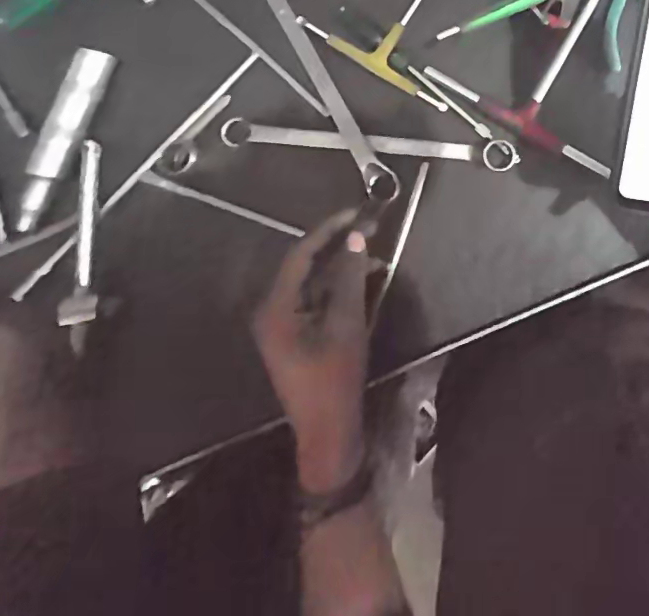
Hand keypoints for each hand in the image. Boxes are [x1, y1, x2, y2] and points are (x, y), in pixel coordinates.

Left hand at [253, 209, 373, 491]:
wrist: (328, 434)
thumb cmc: (334, 380)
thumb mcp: (347, 324)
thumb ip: (351, 278)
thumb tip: (358, 238)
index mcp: (276, 309)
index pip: (301, 255)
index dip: (329, 230)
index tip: (356, 213)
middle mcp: (273, 312)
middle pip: (306, 266)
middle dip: (338, 246)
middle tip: (368, 227)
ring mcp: (284, 325)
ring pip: (314, 282)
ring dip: (342, 267)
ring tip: (375, 254)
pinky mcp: (297, 335)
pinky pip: (317, 299)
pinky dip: (340, 287)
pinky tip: (366, 279)